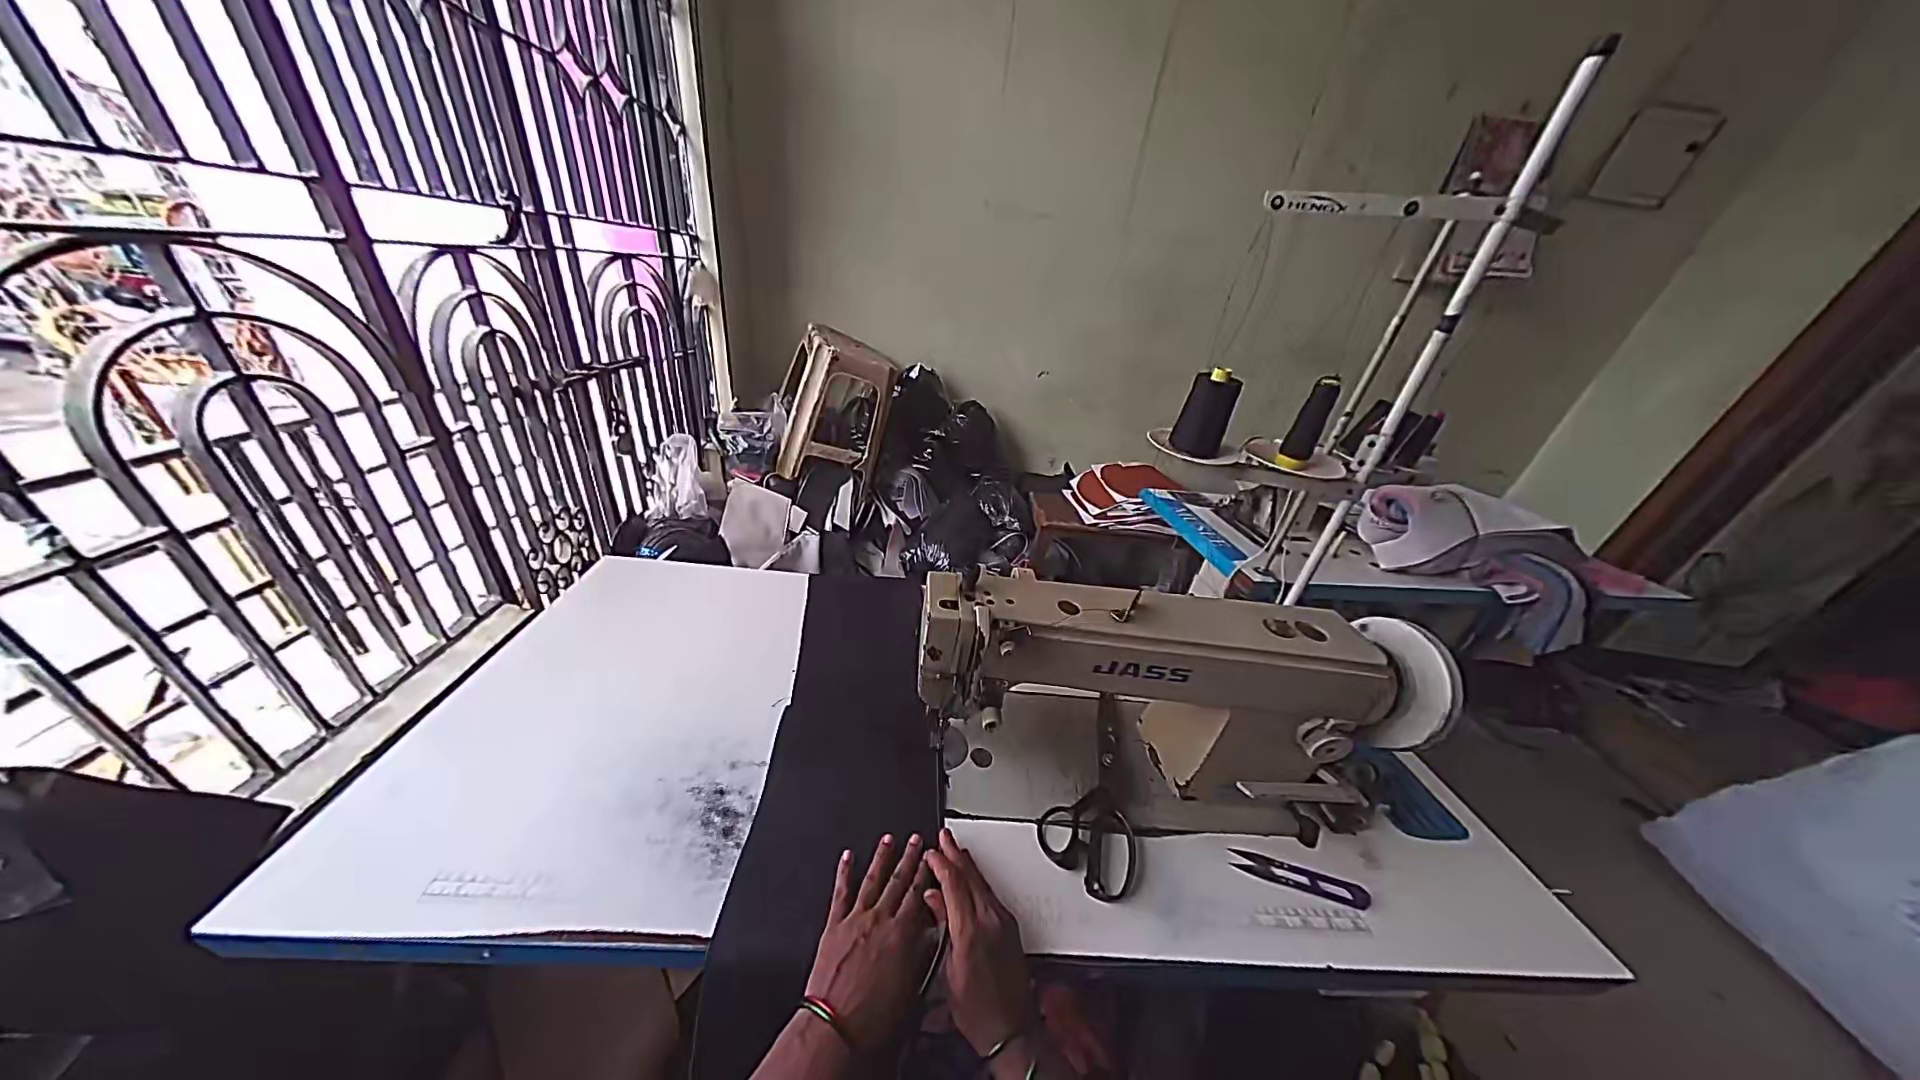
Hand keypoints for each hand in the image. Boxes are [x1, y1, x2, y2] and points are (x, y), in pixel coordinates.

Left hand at [803, 834, 935, 1047]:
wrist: (835, 1025)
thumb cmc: (873, 1014)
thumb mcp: (911, 985)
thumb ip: (922, 952)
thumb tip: (932, 931)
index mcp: (901, 933)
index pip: (918, 894)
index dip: (926, 873)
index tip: (931, 858)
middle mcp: (879, 920)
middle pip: (898, 881)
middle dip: (909, 857)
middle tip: (916, 840)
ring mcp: (855, 919)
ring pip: (872, 879)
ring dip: (882, 857)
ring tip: (889, 839)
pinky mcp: (834, 926)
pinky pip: (840, 893)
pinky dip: (844, 872)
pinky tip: (847, 857)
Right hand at [924, 828, 1034, 1055]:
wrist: (1011, 1030)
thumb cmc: (977, 1011)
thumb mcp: (948, 971)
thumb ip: (942, 927)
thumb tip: (933, 899)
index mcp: (970, 931)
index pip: (954, 884)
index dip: (941, 864)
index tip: (931, 853)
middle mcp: (990, 920)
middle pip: (971, 876)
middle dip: (955, 854)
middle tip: (944, 836)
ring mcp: (1003, 922)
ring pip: (982, 882)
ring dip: (968, 863)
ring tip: (956, 849)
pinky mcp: (1011, 927)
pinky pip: (991, 893)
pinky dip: (978, 879)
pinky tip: (972, 876)